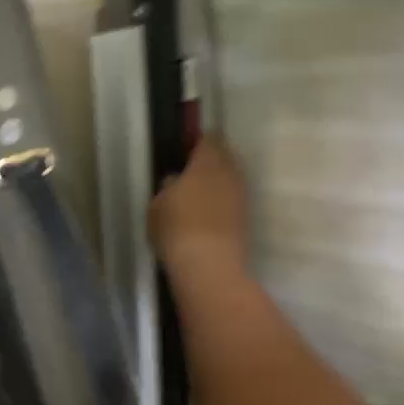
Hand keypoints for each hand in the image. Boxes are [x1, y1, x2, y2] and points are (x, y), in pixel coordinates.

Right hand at [148, 139, 248, 275]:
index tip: (185, 148)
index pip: (209, 139)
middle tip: (189, 171)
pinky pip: (232, 198)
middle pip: (224, 157)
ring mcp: (241, 195)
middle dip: (210, 160)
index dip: (197, 141)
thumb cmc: (176, 228)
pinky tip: (204, 213)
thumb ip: (167, 187)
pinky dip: (221, 201)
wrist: (208, 265)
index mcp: (207, 164)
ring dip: (216, 182)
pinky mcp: (245, 216)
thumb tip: (175, 181)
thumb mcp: (158, 205)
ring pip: (230, 178)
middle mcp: (230, 174)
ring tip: (195, 195)